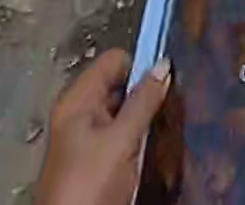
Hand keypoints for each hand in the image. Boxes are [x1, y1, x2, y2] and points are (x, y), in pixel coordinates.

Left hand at [34, 50, 172, 204]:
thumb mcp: (123, 139)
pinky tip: (150, 144)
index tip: (163, 80)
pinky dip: (137, 131)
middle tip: (167, 103)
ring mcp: (84, 137)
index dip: (140, 65)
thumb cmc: (91, 184)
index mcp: (77, 100)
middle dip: (145, 89)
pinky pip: (121, 129)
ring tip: (161, 125)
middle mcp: (78, 112)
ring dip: (144, 112)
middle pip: (119, 82)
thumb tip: (165, 63)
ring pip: (122, 107)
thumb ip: (145, 99)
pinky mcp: (93, 158)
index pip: (115, 60)